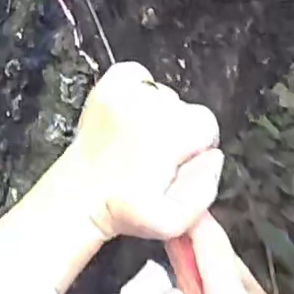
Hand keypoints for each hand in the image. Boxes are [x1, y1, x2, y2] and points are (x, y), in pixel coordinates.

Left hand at [0, 62, 221, 293]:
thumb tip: (214, 157)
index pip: (207, 124)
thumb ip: (205, 189)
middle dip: (178, 130)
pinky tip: (131, 115)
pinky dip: (138, 88)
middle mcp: (147, 105)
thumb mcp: (175, 220)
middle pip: (184, 107)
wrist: (79, 195)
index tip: (179, 162)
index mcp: (169, 132)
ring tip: (139, 139)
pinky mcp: (106, 85)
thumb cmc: (123, 209)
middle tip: (156, 155)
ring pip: (161, 92)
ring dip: (157, 112)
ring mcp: (124, 91)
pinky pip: (136, 74)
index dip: (197, 147)